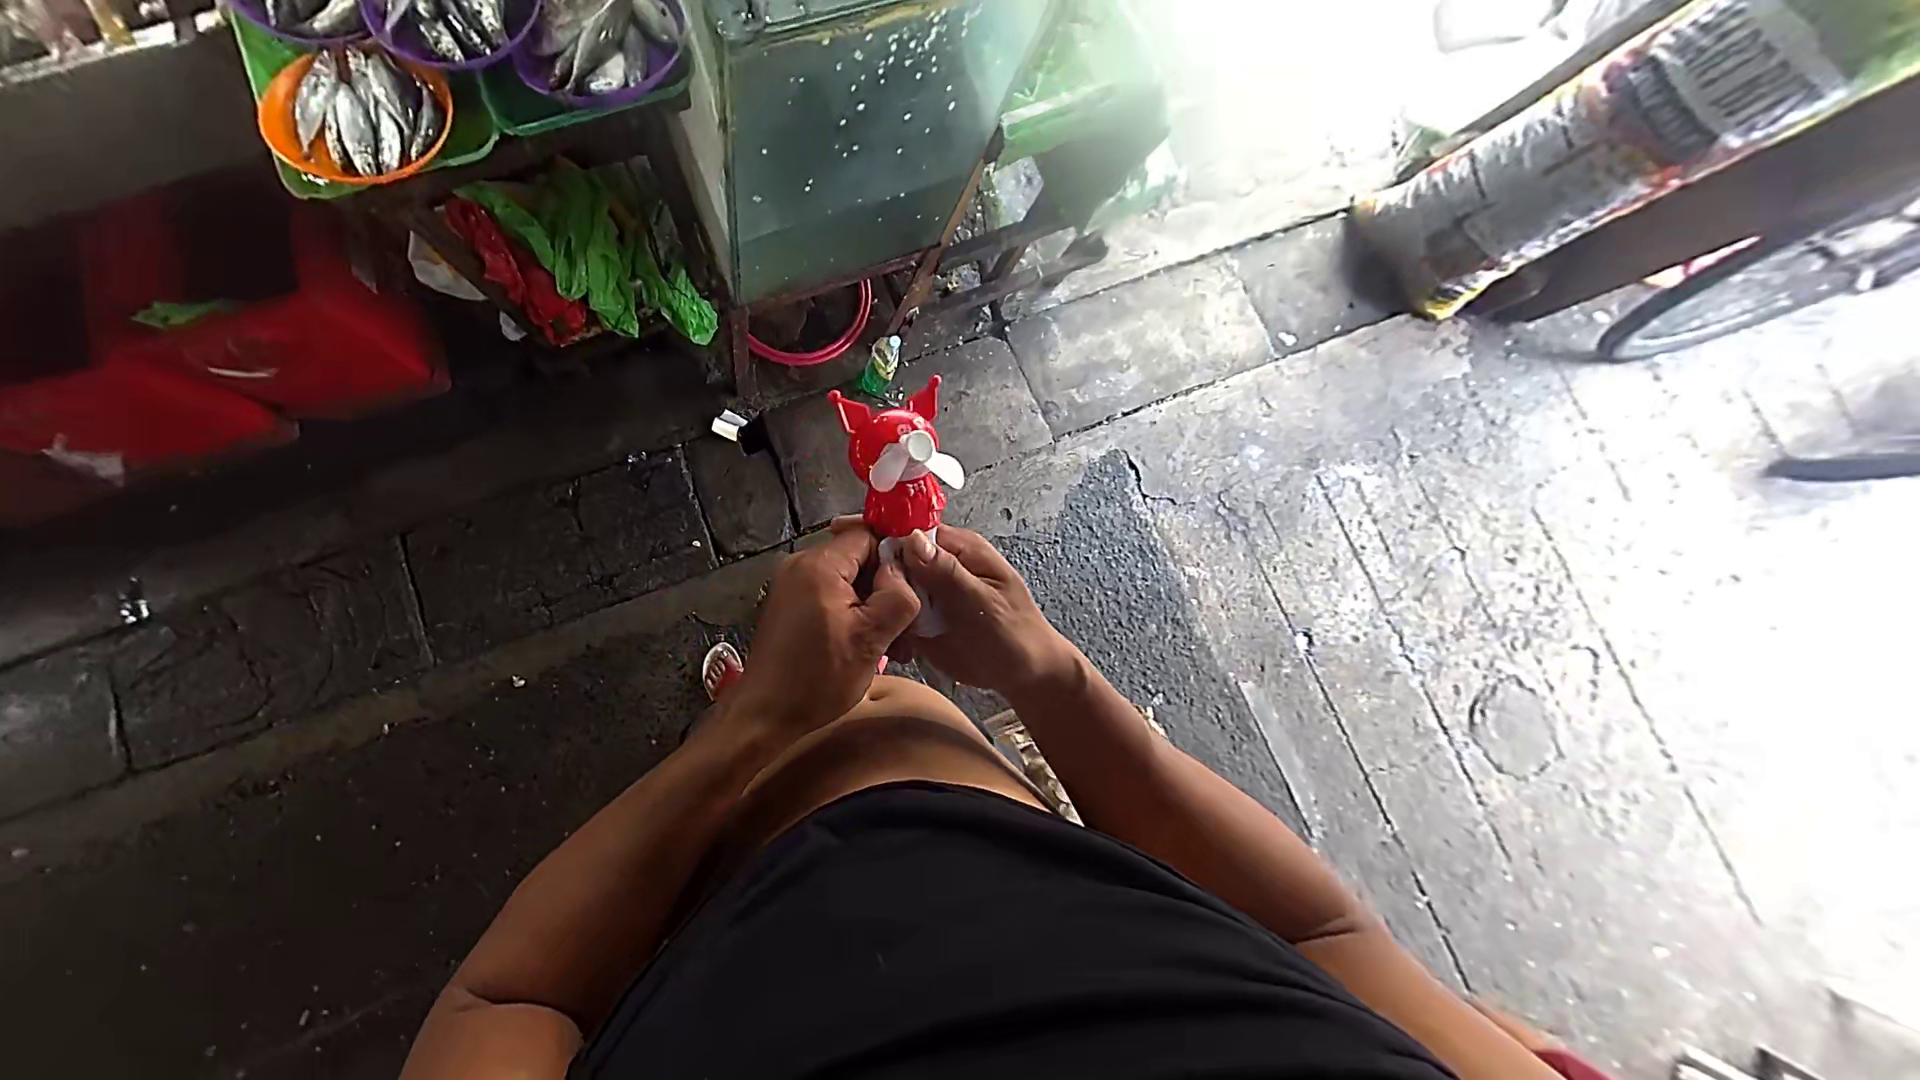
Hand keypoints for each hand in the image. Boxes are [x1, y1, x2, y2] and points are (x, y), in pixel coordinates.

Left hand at [727, 526, 920, 733]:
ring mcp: (793, 584)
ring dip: (870, 603)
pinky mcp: (791, 604)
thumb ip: (897, 596)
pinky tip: (863, 642)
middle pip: (859, 556)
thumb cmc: (815, 679)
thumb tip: (904, 571)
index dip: (895, 557)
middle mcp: (801, 566)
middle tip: (902, 621)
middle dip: (884, 585)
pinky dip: (852, 612)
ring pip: (848, 577)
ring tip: (886, 639)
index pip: (870, 535)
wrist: (765, 715)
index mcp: (819, 565)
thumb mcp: (871, 638)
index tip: (912, 584)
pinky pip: (831, 593)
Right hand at [890, 525, 1080, 699]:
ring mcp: (929, 593)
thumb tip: (911, 540)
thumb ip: (947, 572)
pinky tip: (897, 644)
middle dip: (884, 582)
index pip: (914, 534)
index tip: (876, 569)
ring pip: (891, 590)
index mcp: (962, 550)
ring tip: (890, 629)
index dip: (892, 548)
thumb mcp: (982, 601)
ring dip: (885, 608)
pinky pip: (896, 616)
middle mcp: (941, 567)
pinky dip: (891, 628)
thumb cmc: (1015, 633)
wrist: (1023, 674)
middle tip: (883, 607)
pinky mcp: (921, 620)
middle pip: (896, 562)